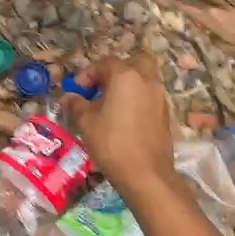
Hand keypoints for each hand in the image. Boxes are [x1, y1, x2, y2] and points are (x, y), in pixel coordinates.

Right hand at [64, 54, 176, 189]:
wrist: (145, 173)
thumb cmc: (111, 143)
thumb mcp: (86, 123)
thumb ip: (76, 105)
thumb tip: (69, 97)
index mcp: (126, 77)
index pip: (105, 64)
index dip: (87, 74)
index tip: (76, 90)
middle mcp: (147, 81)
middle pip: (134, 62)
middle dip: (116, 71)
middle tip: (100, 88)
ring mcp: (159, 97)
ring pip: (143, 79)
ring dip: (126, 86)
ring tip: (108, 106)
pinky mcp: (164, 113)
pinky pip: (148, 96)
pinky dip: (135, 99)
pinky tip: (121, 120)